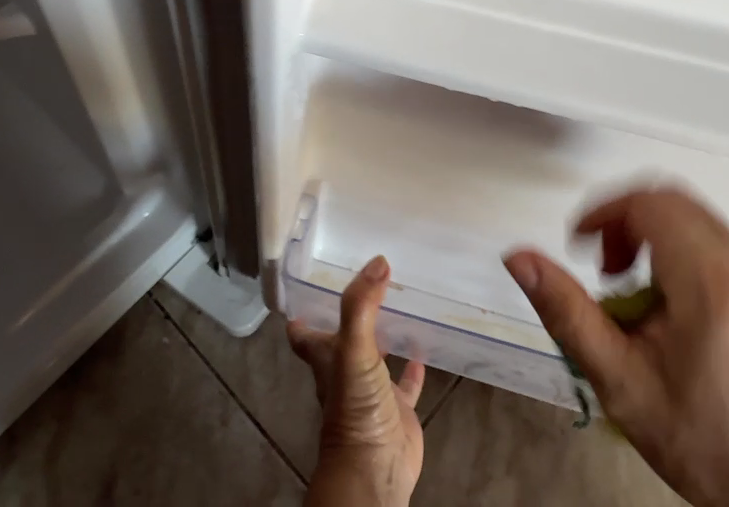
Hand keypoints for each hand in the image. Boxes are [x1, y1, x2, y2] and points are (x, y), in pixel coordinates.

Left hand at [288, 255, 425, 506]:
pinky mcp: (397, 409)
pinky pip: (405, 384)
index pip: (304, 330)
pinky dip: (413, 368)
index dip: (305, 309)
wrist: (376, 467)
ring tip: (398, 305)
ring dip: (383, 336)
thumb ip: (361, 306)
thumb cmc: (355, 407)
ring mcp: (371, 391)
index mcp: (325, 357)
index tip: (314, 281)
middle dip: (350, 315)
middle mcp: (343, 372)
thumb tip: (378, 261)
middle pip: (341, 339)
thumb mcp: (353, 348)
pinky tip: (424, 350)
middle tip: (368, 283)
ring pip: (374, 357)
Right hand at [504, 186, 728, 506]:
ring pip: (708, 233)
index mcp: (713, 286)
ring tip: (648, 312)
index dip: (606, 212)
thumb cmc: (707, 447)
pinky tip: (692, 328)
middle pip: (680, 209)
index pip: (652, 203)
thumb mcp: (621, 384)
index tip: (583, 247)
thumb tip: (518, 257)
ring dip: (664, 250)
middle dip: (631, 228)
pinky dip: (701, 271)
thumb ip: (566, 312)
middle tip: (608, 275)